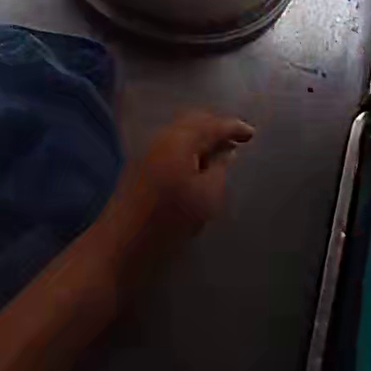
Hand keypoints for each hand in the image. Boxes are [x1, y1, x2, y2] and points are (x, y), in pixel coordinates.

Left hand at [98, 111, 253, 264]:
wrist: (118, 249)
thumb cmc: (168, 221)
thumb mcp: (207, 197)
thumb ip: (220, 169)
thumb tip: (226, 153)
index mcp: (182, 139)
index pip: (214, 125)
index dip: (235, 128)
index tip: (252, 134)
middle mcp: (164, 137)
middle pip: (196, 121)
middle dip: (216, 128)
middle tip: (235, 140)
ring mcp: (149, 151)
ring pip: (182, 133)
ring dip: (201, 138)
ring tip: (219, 153)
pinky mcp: (141, 167)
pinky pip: (172, 145)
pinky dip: (188, 148)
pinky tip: (196, 165)